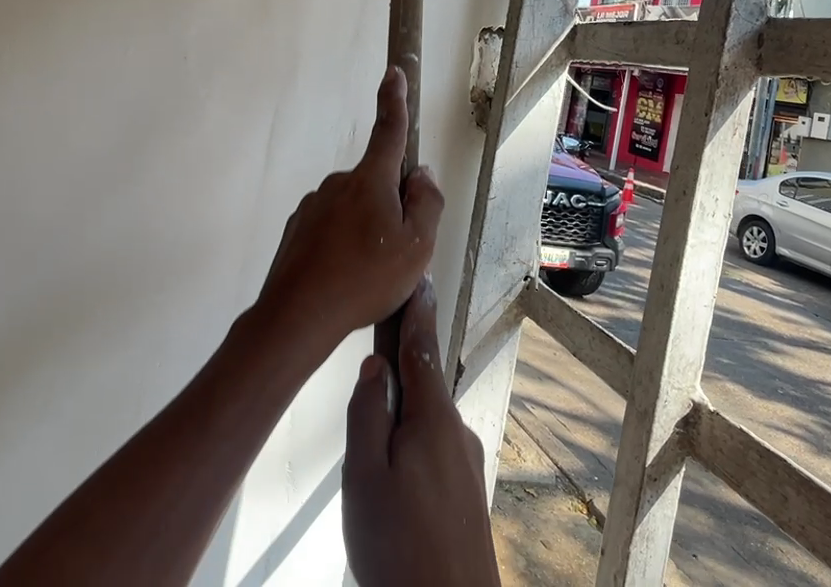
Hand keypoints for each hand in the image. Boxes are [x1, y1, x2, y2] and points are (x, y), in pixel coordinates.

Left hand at [256, 67, 441, 347]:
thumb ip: (427, 204)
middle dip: (392, 206)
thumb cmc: (365, 280)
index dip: (396, 100)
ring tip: (369, 275)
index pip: (389, 130)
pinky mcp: (297, 229)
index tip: (395, 71)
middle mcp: (338, 184)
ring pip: (354, 209)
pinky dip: (343, 246)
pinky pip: (331, 229)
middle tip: (397, 253)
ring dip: (366, 231)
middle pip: (376, 182)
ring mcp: (313, 206)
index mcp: (370, 180)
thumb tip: (420, 175)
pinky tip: (344, 277)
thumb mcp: (418, 246)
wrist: (298, 314)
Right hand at [344, 279, 499, 586]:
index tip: (418, 281)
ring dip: (401, 421)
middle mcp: (457, 435)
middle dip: (397, 376)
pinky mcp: (466, 492)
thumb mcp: (364, 476)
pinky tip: (395, 482)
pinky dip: (412, 446)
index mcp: (432, 421)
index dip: (416, 314)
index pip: (421, 351)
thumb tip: (374, 368)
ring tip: (372, 459)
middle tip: (370, 381)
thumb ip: (366, 414)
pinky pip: (434, 450)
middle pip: (422, 387)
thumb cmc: (400, 549)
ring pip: (425, 423)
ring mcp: (466, 465)